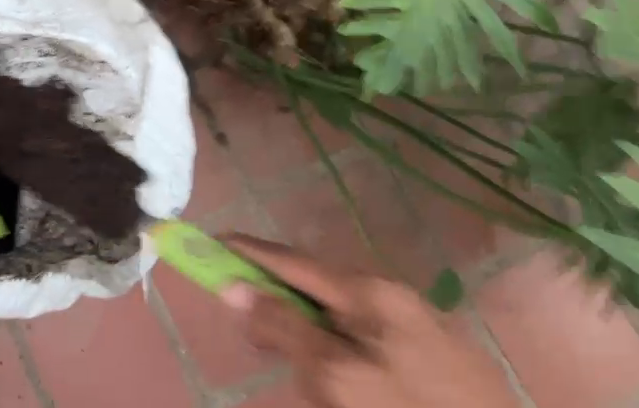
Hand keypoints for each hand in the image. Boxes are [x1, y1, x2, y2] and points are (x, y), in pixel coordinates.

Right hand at [222, 236, 518, 407]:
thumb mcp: (340, 378)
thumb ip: (283, 328)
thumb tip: (232, 285)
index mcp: (370, 291)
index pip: (289, 258)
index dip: (244, 251)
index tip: (204, 245)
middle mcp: (392, 296)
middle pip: (310, 292)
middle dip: (284, 322)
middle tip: (273, 358)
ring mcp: (417, 326)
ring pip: (336, 325)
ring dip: (316, 356)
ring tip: (326, 395)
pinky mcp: (434, 358)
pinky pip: (366, 349)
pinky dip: (345, 369)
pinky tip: (353, 397)